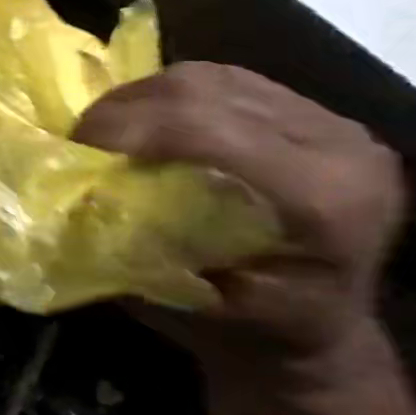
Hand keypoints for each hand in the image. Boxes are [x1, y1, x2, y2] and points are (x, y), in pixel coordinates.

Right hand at [74, 63, 407, 382]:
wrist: (316, 339)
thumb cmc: (245, 332)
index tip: (74, 149)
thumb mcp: (184, 299)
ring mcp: (334, 126)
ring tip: (107, 129)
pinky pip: (227, 81)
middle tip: (80, 139)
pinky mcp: (317, 117)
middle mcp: (341, 147)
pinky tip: (147, 123)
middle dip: (124, 108)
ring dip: (142, 97)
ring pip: (211, 76)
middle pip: (205, 88)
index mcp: (320, 197)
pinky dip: (170, 96)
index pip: (205, 126)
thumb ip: (136, 241)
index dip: (124, 126)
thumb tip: (74, 194)